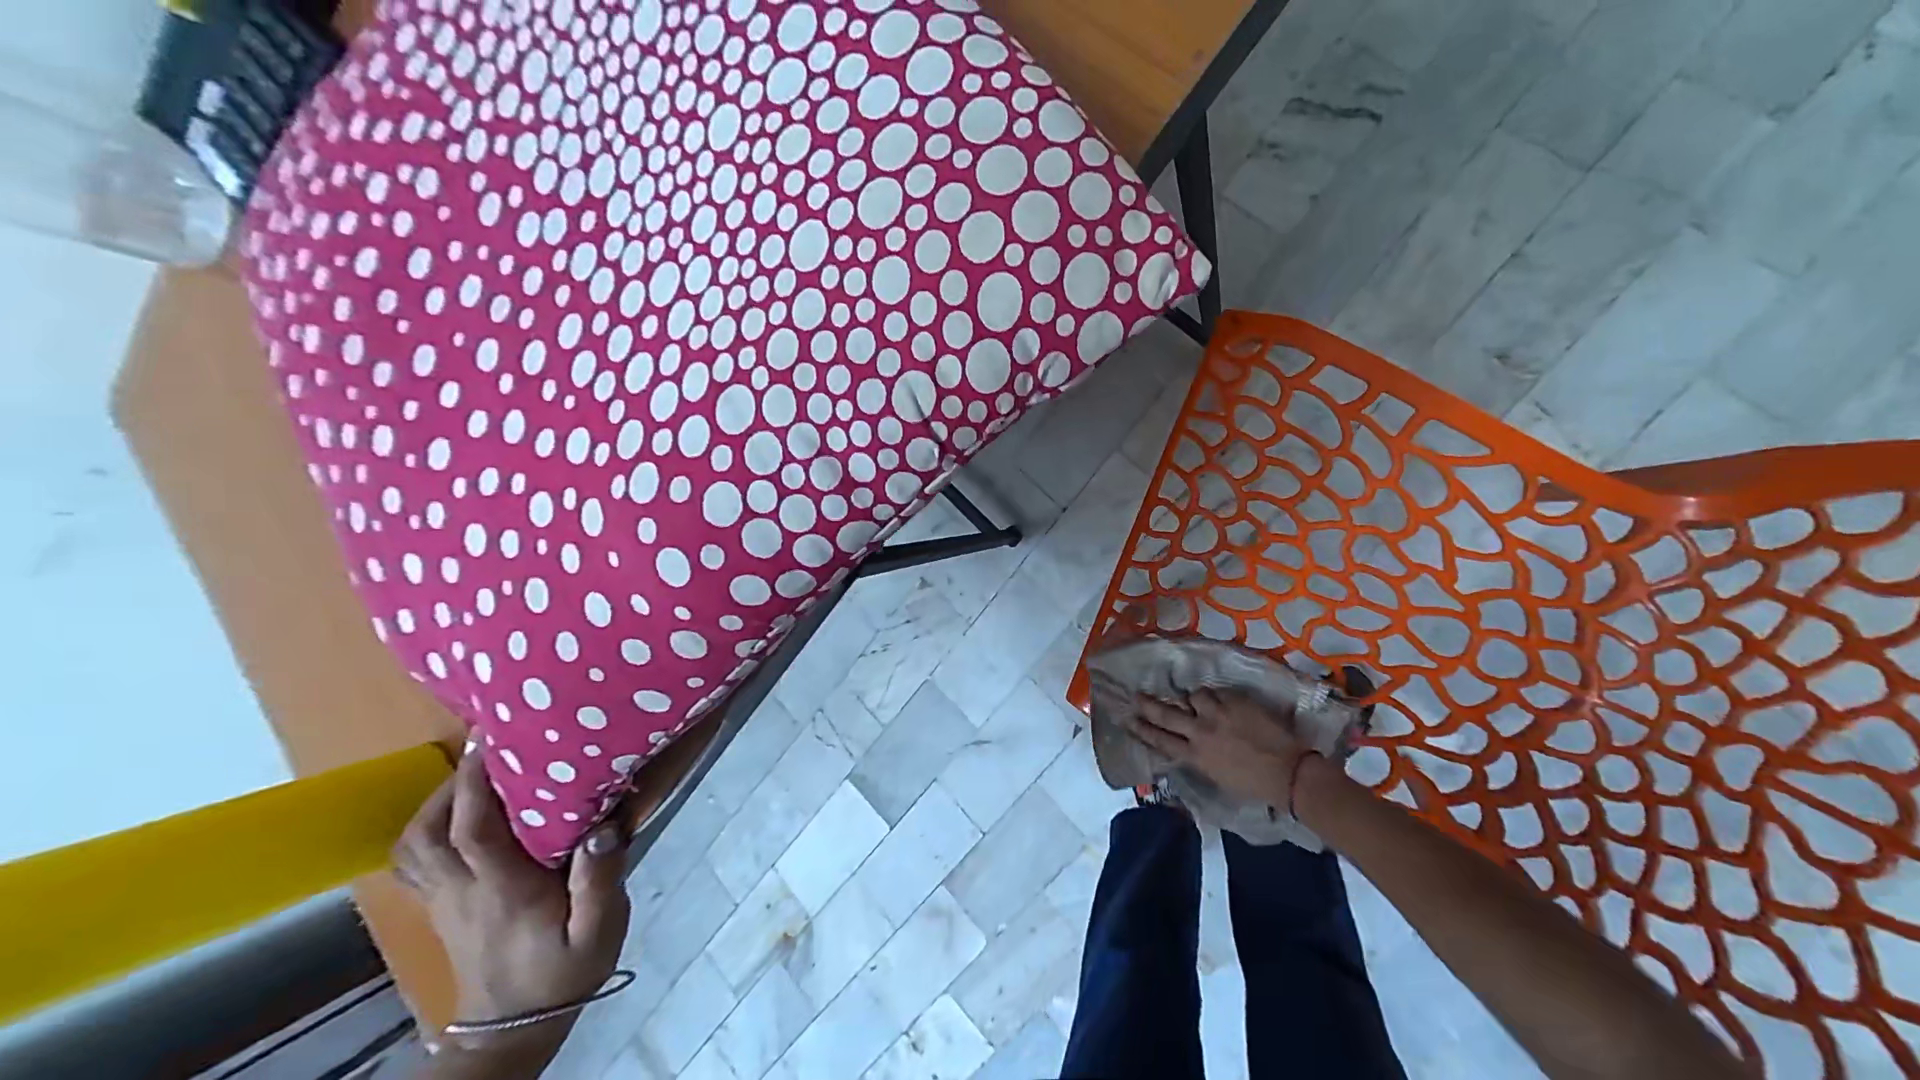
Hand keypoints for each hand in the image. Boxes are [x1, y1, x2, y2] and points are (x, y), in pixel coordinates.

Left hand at [395, 749, 629, 1053]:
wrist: (515, 1030)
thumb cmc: (563, 971)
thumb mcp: (599, 930)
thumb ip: (601, 879)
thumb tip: (605, 825)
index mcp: (502, 889)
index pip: (473, 828)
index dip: (476, 780)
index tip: (491, 738)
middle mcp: (462, 889)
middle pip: (430, 830)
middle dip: (454, 783)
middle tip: (490, 752)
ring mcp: (444, 900)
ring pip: (413, 844)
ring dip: (436, 804)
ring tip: (474, 779)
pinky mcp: (440, 908)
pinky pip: (415, 861)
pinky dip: (427, 830)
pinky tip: (456, 818)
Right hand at [1127, 688, 1314, 811]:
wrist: (1289, 773)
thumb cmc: (1255, 784)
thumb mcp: (1218, 777)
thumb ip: (1199, 758)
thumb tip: (1190, 745)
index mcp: (1195, 757)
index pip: (1160, 740)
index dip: (1143, 729)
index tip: (1129, 720)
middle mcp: (1200, 732)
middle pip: (1166, 714)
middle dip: (1149, 705)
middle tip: (1137, 697)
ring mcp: (1218, 714)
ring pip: (1193, 696)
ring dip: (1195, 700)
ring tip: (1201, 702)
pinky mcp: (1235, 702)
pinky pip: (1218, 692)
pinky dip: (1218, 697)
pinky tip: (1224, 701)